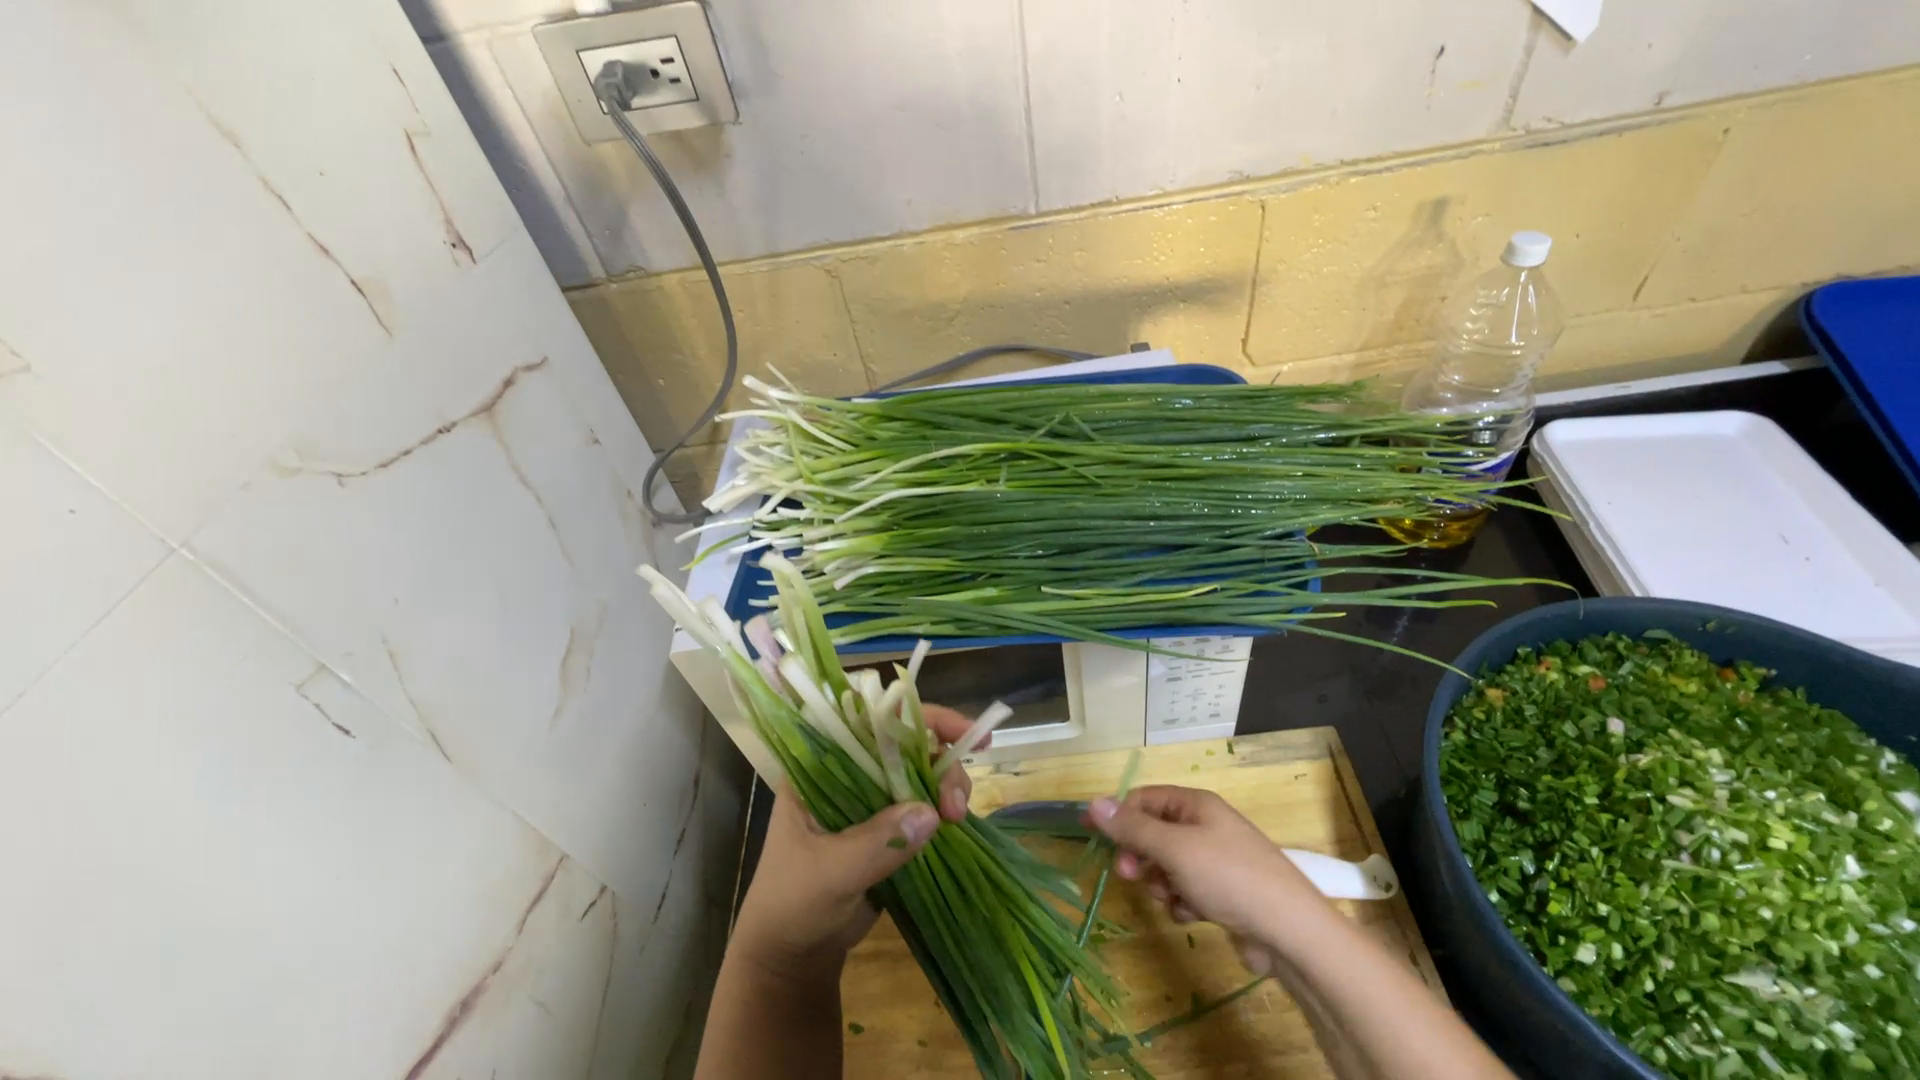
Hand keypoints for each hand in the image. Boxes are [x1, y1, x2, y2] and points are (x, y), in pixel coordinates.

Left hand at [729, 705, 982, 975]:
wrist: (791, 955)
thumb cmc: (791, 904)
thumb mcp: (828, 874)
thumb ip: (875, 844)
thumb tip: (931, 813)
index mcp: (822, 766)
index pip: (871, 721)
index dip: (919, 718)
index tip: (962, 733)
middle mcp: (849, 773)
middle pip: (907, 745)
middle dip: (941, 763)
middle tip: (956, 806)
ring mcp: (871, 802)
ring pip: (922, 774)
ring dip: (948, 787)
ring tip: (958, 818)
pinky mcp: (889, 831)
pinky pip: (926, 808)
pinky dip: (945, 811)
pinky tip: (960, 826)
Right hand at [1089, 785, 1332, 974]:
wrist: (1289, 929)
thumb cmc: (1228, 877)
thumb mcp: (1174, 848)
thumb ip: (1132, 827)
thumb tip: (1094, 802)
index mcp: (1195, 805)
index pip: (1144, 798)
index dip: (1117, 815)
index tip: (1091, 835)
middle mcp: (1205, 826)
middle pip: (1153, 833)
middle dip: (1139, 854)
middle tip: (1130, 874)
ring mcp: (1215, 860)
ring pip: (1166, 865)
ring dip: (1160, 883)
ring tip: (1173, 898)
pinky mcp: (1222, 892)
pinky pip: (1185, 889)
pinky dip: (1182, 902)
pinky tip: (1194, 914)